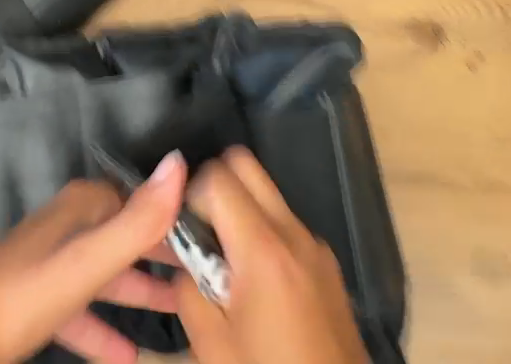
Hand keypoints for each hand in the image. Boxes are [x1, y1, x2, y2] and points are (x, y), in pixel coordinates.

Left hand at [0, 151, 187, 363]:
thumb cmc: (24, 296)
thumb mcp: (88, 260)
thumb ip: (138, 218)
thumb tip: (181, 159)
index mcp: (82, 206)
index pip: (142, 201)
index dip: (177, 220)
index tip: (213, 242)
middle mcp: (67, 225)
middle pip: (126, 237)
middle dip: (163, 260)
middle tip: (206, 282)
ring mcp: (49, 263)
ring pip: (106, 275)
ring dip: (139, 295)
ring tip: (180, 317)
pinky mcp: (34, 301)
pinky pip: (81, 311)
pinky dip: (103, 330)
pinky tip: (126, 356)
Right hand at [175, 148, 369, 363]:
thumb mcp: (211, 345)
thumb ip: (187, 287)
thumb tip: (185, 260)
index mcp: (262, 248)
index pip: (217, 176)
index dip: (190, 194)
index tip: (183, 230)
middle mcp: (293, 232)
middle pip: (245, 164)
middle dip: (213, 185)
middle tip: (200, 233)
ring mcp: (315, 245)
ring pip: (266, 193)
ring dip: (239, 211)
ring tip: (225, 266)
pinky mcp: (327, 263)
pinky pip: (285, 224)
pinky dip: (262, 234)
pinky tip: (256, 287)